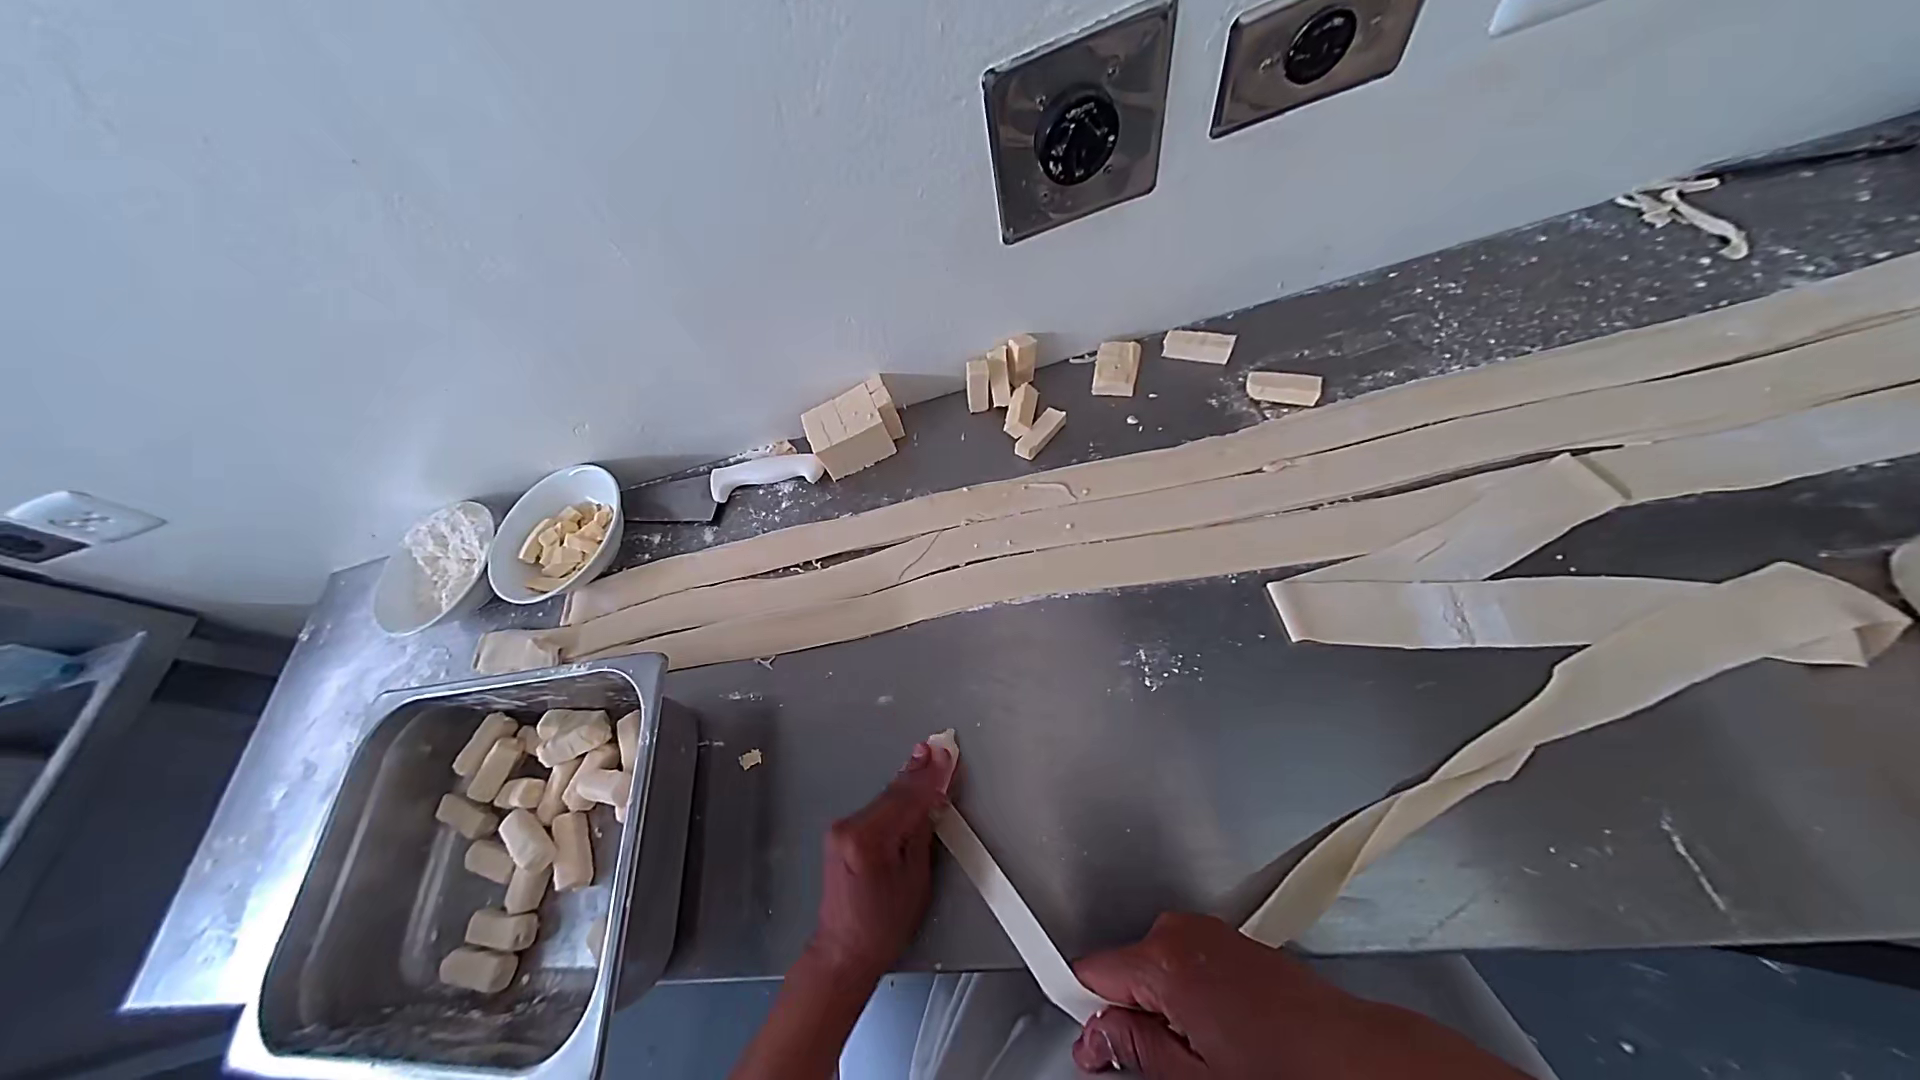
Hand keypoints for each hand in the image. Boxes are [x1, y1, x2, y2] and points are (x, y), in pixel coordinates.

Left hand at [807, 740, 956, 980]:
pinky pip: (874, 807)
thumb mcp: (916, 880)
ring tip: (928, 757)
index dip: (931, 776)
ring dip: (907, 782)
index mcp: (868, 841)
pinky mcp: (840, 832)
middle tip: (939, 746)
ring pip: (884, 797)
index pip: (908, 799)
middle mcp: (849, 829)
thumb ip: (922, 833)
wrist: (842, 951)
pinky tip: (907, 784)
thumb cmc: (881, 928)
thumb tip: (932, 800)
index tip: (945, 756)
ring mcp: (841, 829)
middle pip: (894, 792)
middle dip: (920, 771)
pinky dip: (894, 797)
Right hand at [1072, 913, 1525, 1078]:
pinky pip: (1184, 957)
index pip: (1089, 970)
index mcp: (1163, 960)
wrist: (1353, 1055)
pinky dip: (1186, 987)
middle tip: (1160, 1058)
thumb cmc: (1285, 1069)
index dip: (1084, 1009)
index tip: (1090, 1040)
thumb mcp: (1195, 1079)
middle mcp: (1180, 933)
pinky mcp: (1227, 937)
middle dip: (1128, 1009)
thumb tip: (1098, 1037)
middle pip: (1123, 966)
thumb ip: (1134, 1049)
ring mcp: (1206, 931)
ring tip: (1202, 1044)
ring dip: (1160, 1000)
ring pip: (1153, 963)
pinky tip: (1220, 1025)